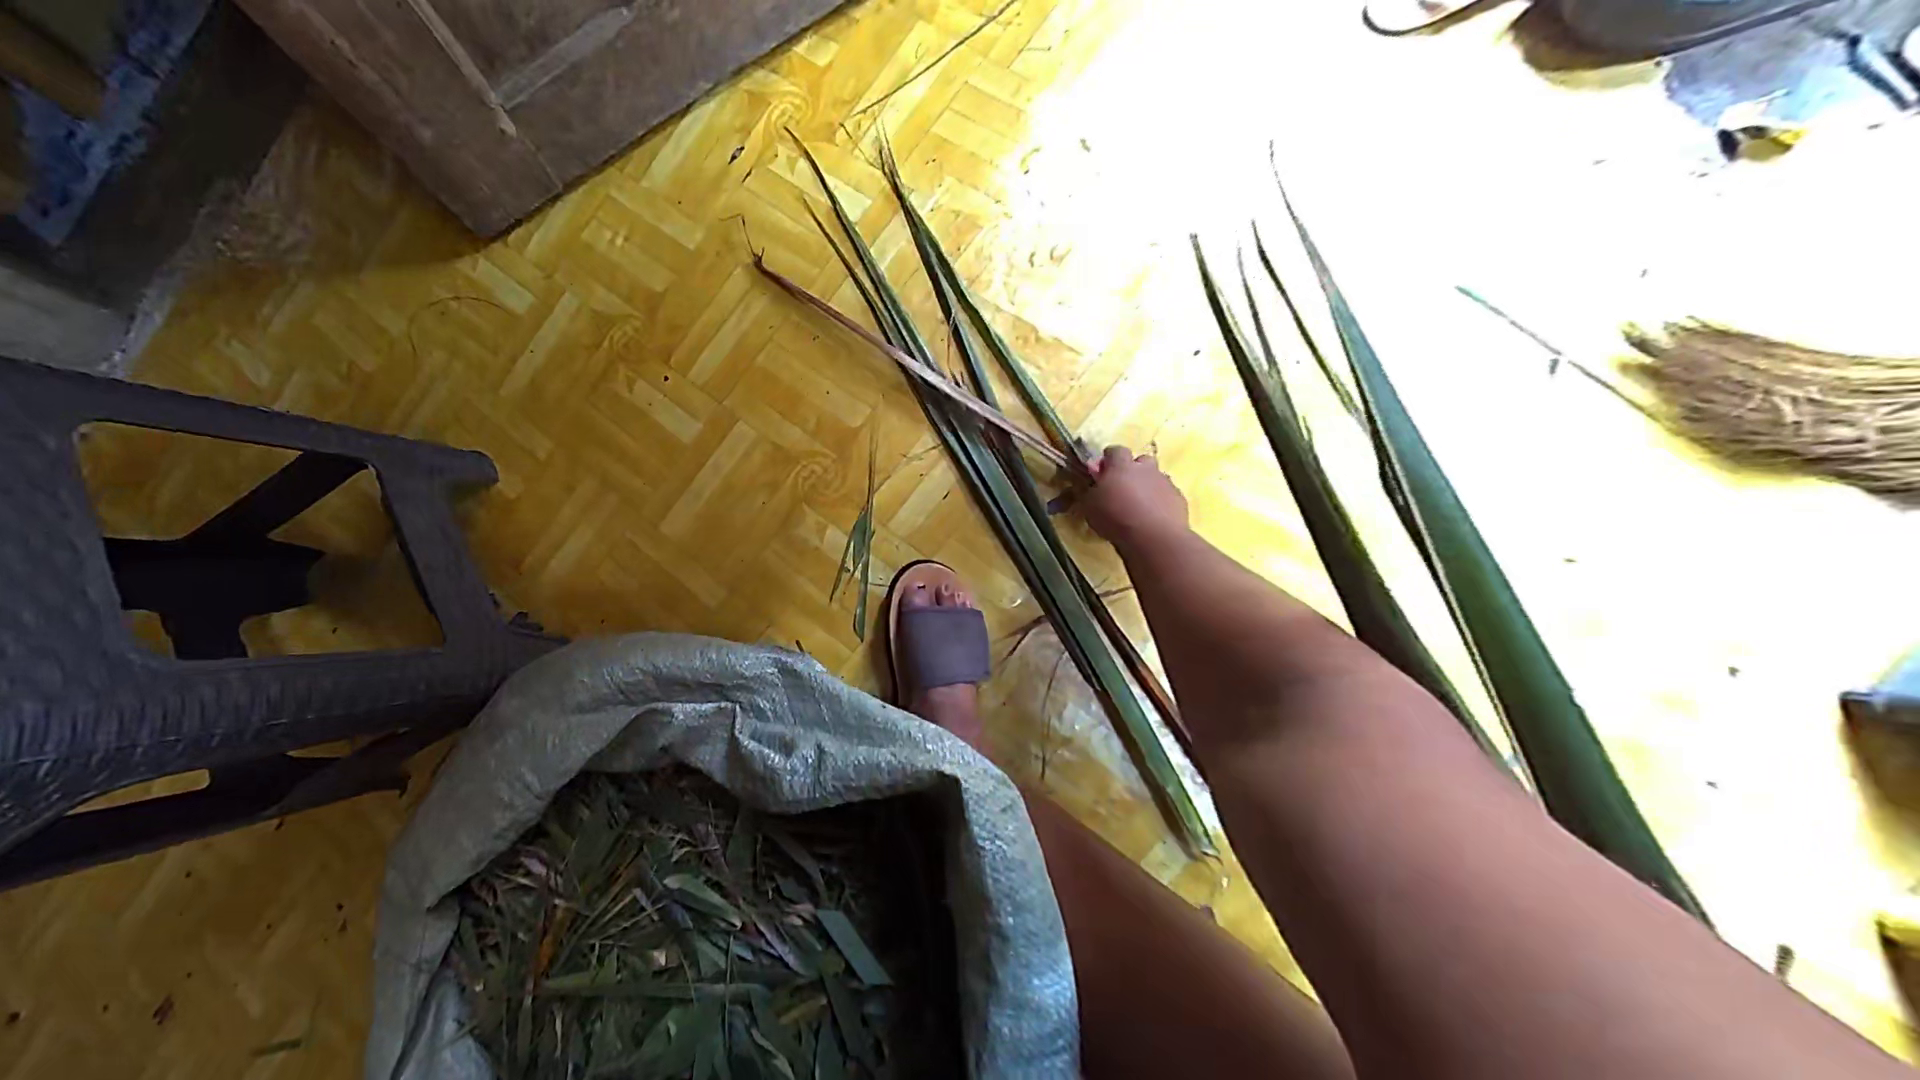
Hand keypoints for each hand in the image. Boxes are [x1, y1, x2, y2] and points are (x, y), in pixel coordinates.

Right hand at [1080, 446, 1188, 549]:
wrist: (1153, 537)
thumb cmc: (1115, 518)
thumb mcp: (1090, 507)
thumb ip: (1092, 491)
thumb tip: (1096, 484)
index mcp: (1122, 466)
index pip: (1115, 451)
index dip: (1109, 460)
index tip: (1103, 472)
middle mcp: (1146, 469)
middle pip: (1141, 460)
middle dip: (1134, 470)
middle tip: (1124, 489)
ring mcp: (1165, 483)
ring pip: (1157, 478)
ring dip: (1149, 487)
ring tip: (1140, 508)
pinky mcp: (1179, 499)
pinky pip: (1168, 496)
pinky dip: (1161, 503)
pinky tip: (1154, 519)